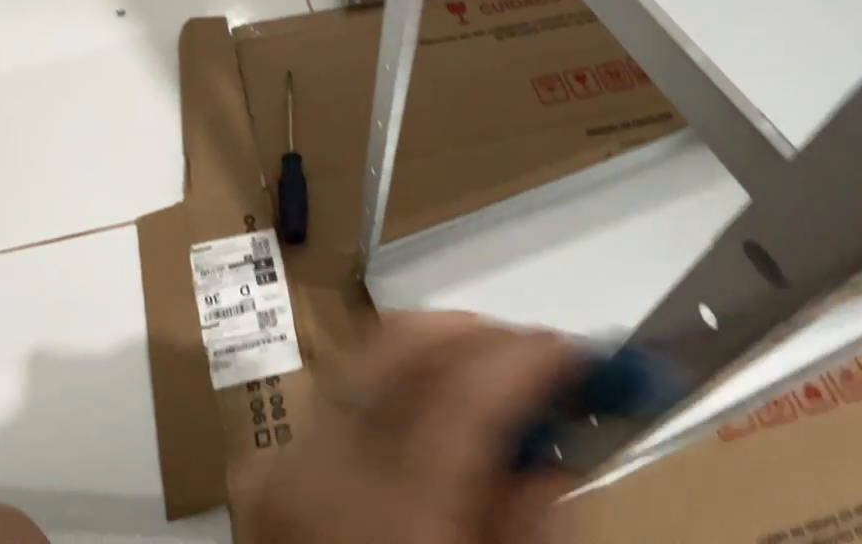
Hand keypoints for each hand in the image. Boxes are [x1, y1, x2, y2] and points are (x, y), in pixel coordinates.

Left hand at [236, 312, 578, 543]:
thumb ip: (530, 529)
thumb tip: (554, 457)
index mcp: (390, 520)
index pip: (470, 387)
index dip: (536, 356)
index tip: (586, 356)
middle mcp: (324, 468)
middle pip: (412, 340)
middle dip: (491, 336)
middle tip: (547, 365)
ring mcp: (287, 461)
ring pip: (378, 350)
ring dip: (451, 349)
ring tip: (504, 386)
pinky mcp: (275, 467)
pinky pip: (353, 386)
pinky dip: (409, 377)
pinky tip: (447, 414)